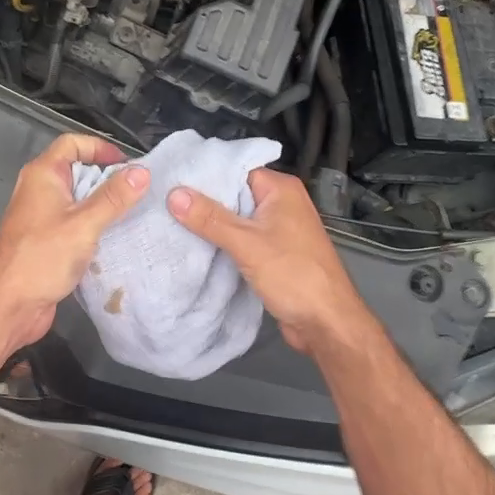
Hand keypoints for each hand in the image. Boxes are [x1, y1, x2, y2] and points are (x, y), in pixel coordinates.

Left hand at [0, 134, 149, 352]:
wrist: (9, 305)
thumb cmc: (42, 257)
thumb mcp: (84, 224)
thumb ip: (113, 197)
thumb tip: (142, 172)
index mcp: (43, 174)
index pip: (72, 143)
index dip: (100, 147)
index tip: (127, 164)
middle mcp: (39, 188)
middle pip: (77, 169)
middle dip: (106, 177)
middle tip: (138, 190)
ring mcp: (41, 215)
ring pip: (77, 198)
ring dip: (102, 203)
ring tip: (134, 212)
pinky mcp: (46, 239)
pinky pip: (74, 221)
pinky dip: (93, 224)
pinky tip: (116, 237)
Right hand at [168, 169, 381, 356]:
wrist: (327, 324)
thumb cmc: (294, 275)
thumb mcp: (246, 243)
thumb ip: (210, 218)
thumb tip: (174, 194)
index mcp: (281, 189)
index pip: (236, 170)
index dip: (206, 175)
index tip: (172, 178)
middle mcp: (282, 203)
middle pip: (235, 194)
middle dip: (205, 201)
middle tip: (166, 202)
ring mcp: (280, 229)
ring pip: (238, 219)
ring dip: (213, 225)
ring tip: (174, 222)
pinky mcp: (275, 253)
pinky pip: (244, 239)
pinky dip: (225, 242)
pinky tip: (197, 246)